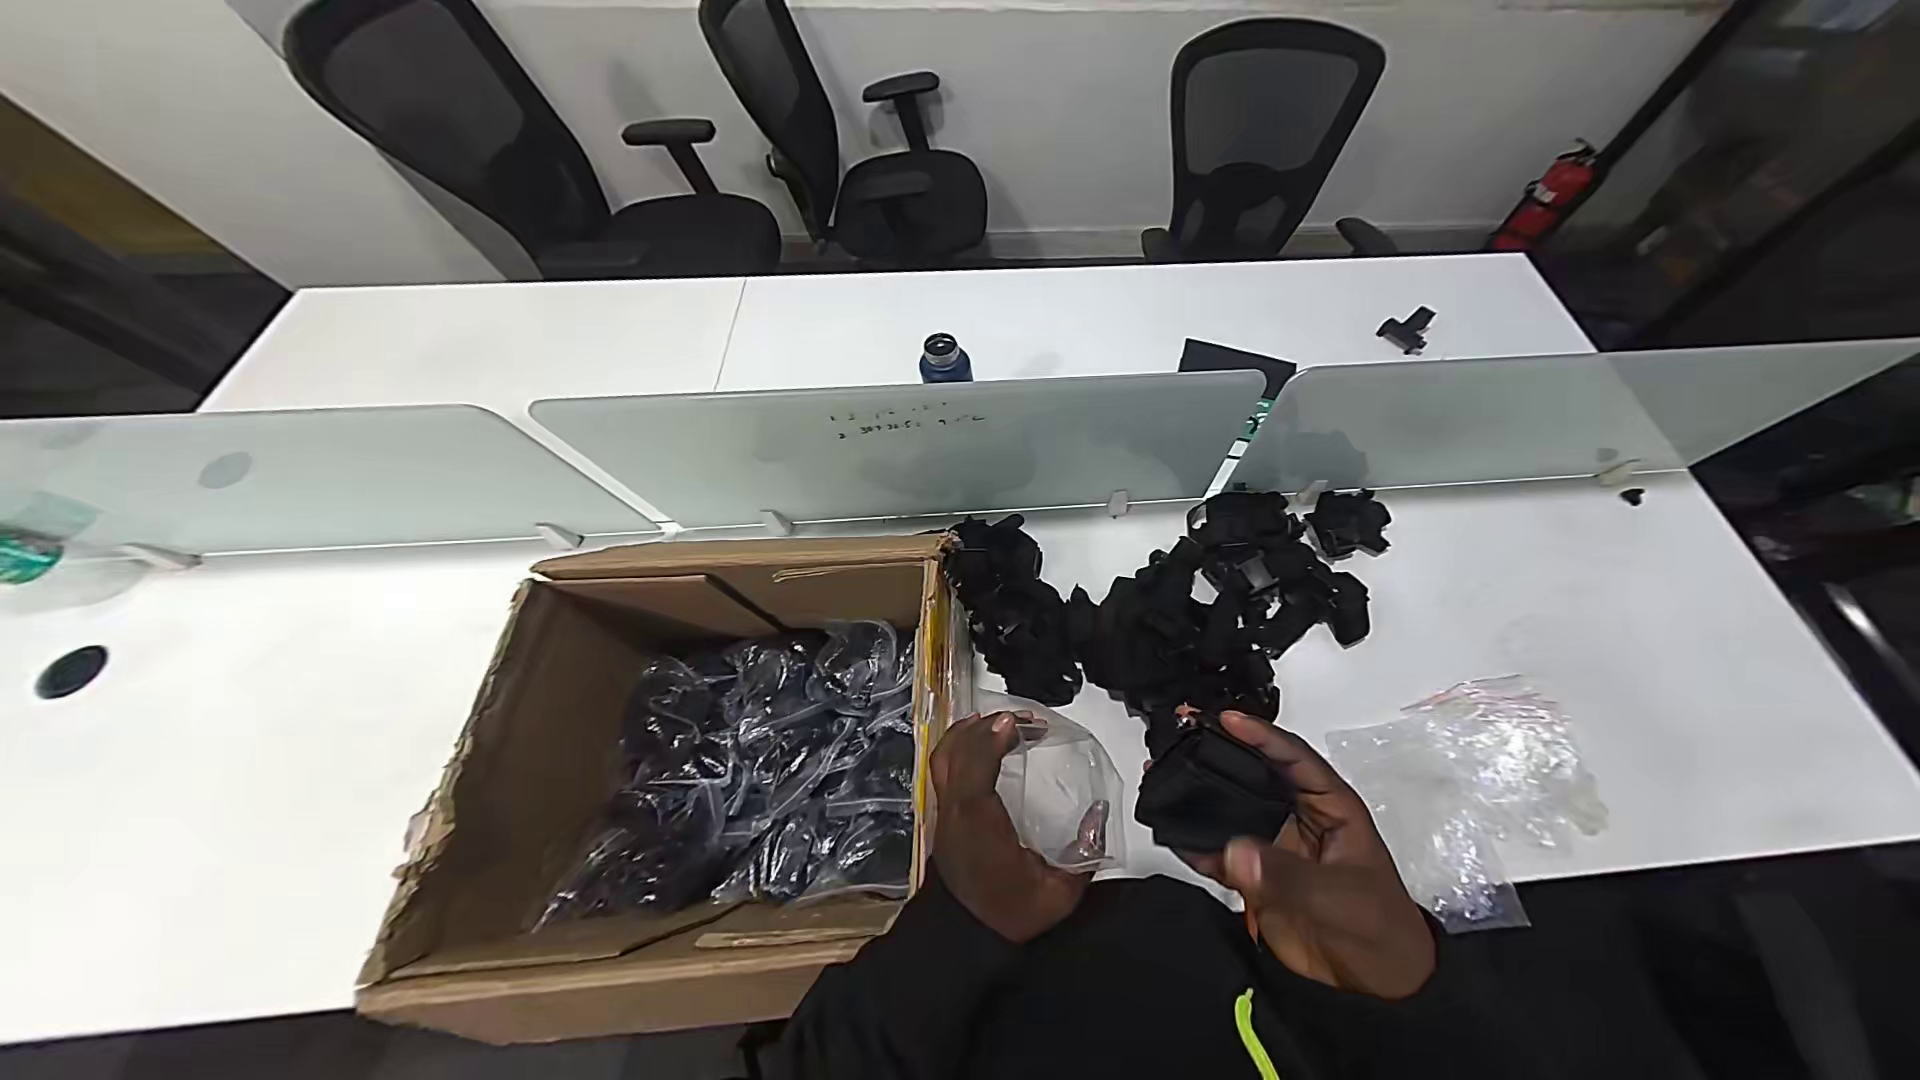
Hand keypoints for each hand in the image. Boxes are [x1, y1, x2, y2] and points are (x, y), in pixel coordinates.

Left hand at [930, 711, 1090, 942]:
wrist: (966, 937)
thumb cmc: (1012, 914)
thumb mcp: (1059, 894)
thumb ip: (1084, 853)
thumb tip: (1099, 813)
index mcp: (980, 825)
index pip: (976, 770)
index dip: (993, 740)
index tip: (1018, 723)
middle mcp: (955, 811)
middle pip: (960, 753)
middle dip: (989, 727)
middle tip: (1025, 721)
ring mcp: (944, 810)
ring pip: (945, 756)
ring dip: (970, 731)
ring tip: (1000, 720)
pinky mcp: (941, 812)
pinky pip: (942, 766)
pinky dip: (958, 743)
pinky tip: (977, 738)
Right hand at [1186, 712, 1435, 999]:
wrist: (1372, 992)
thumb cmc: (1378, 931)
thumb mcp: (1339, 897)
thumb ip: (1287, 873)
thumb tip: (1233, 849)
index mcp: (1329, 807)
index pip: (1293, 758)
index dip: (1261, 735)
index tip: (1226, 719)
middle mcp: (1294, 815)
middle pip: (1252, 772)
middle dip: (1217, 751)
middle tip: (1182, 732)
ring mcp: (1270, 841)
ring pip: (1228, 804)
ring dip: (1197, 790)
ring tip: (1162, 770)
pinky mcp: (1251, 871)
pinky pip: (1214, 846)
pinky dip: (1190, 838)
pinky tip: (1166, 825)